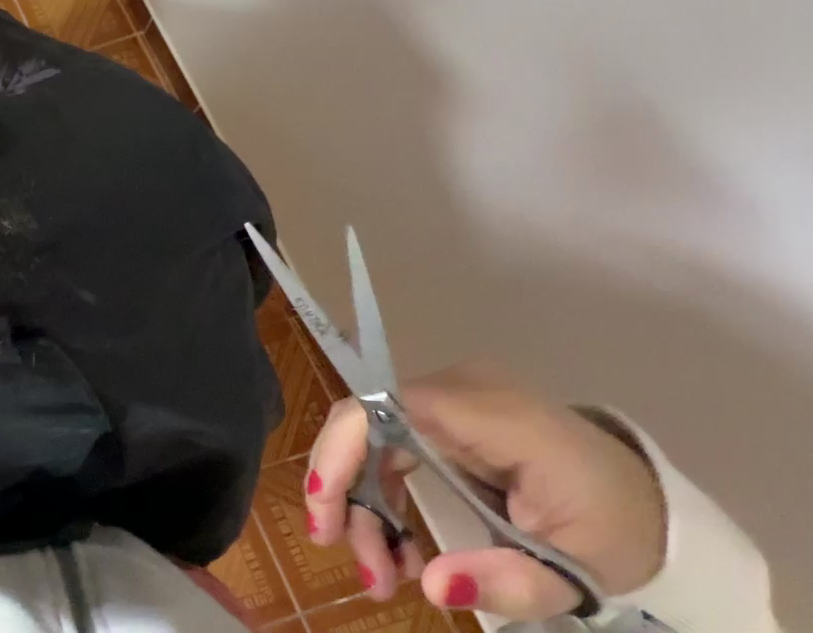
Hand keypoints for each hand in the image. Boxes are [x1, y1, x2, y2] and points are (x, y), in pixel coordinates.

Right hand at [305, 362, 665, 617]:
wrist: (652, 505)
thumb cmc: (619, 529)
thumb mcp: (580, 570)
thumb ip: (511, 580)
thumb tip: (433, 586)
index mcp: (490, 414)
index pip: (382, 412)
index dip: (341, 453)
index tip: (326, 513)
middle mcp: (455, 391)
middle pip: (363, 427)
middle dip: (346, 495)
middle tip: (355, 563)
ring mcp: (445, 399)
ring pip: (367, 439)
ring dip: (361, 503)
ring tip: (381, 570)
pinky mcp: (440, 417)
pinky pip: (385, 445)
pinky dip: (380, 494)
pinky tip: (396, 542)